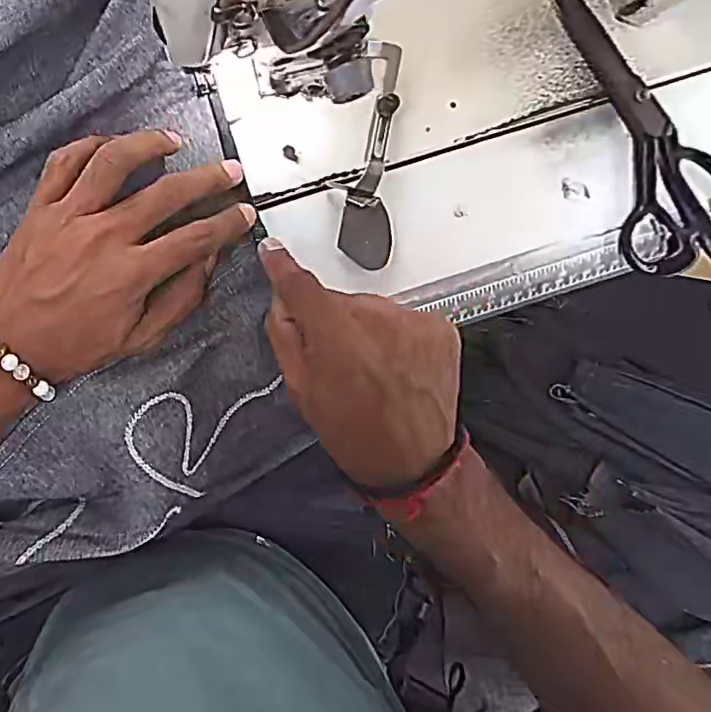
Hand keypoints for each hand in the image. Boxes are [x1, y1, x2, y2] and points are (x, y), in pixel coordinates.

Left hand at [0, 131, 256, 434]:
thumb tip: (207, 263)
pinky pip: (64, 162)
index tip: (242, 214)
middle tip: (226, 171)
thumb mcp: (138, 338)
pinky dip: (89, 145)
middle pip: (167, 192)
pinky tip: (110, 144)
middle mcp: (102, 237)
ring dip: (149, 144)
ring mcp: (69, 217)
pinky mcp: (42, 208)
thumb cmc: (71, 344)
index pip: (195, 236)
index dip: (228, 223)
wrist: (11, 344)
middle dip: (208, 179)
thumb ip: (180, 300)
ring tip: (171, 141)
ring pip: (114, 161)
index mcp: (130, 273)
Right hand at [259, 238, 460, 489]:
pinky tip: (392, 364)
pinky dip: (393, 334)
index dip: (281, 265)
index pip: (300, 283)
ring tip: (369, 367)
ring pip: (370, 306)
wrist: (412, 459)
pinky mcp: (436, 326)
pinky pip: (400, 316)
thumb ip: (284, 334)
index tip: (274, 253)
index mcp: (335, 335)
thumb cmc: (356, 431)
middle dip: (330, 318)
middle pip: (337, 298)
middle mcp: (375, 320)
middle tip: (336, 358)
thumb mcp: (300, 387)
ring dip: (364, 327)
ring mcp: (410, 321)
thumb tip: (281, 301)